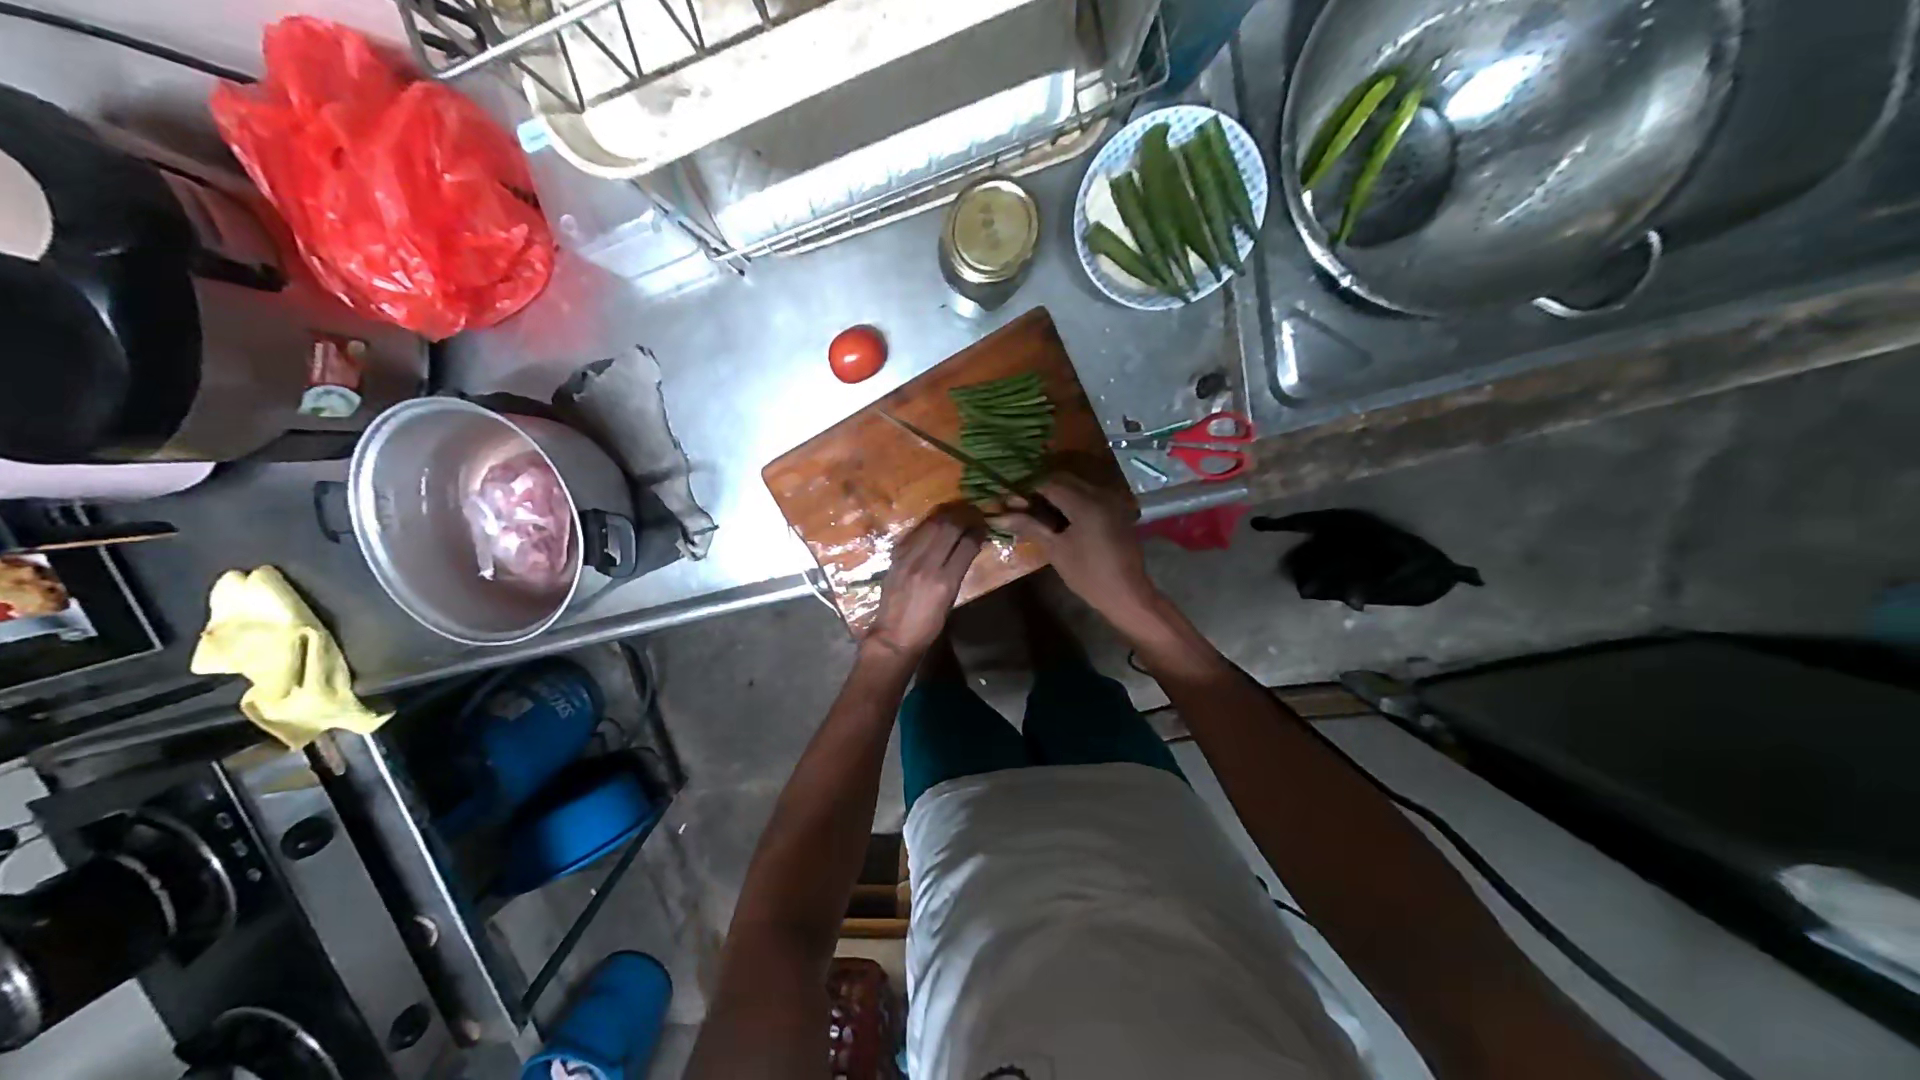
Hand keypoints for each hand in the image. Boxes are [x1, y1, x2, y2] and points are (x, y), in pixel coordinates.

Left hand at [865, 505, 984, 658]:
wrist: (894, 634)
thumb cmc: (928, 624)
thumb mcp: (951, 600)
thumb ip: (959, 571)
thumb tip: (970, 546)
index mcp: (945, 581)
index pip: (966, 545)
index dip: (978, 531)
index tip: (984, 526)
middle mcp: (926, 565)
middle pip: (948, 527)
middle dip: (964, 516)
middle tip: (973, 513)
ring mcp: (908, 558)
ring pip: (931, 524)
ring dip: (947, 515)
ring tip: (957, 512)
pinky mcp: (896, 556)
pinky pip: (916, 532)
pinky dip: (929, 524)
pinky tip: (936, 523)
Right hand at [991, 475, 1159, 622]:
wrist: (1126, 593)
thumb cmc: (1088, 575)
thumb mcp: (1055, 550)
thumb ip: (1029, 526)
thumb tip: (999, 515)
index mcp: (1085, 503)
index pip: (1049, 483)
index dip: (1027, 489)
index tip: (1011, 501)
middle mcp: (1100, 494)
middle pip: (1064, 479)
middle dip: (1041, 489)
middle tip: (1023, 506)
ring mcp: (1111, 500)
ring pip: (1077, 485)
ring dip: (1057, 493)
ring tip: (1039, 512)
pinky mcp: (1116, 508)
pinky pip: (1089, 494)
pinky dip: (1072, 499)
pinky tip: (1060, 517)